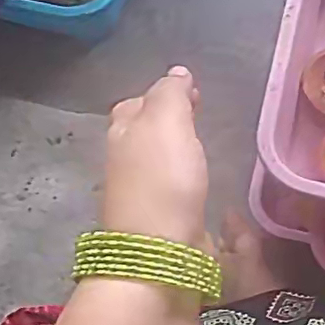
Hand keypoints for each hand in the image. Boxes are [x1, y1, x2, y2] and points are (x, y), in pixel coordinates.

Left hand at [101, 67, 207, 244]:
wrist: (161, 251)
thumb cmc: (164, 181)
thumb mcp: (167, 124)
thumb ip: (172, 95)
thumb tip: (178, 73)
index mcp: (123, 132)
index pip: (139, 102)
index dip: (165, 94)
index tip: (195, 94)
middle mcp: (126, 160)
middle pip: (144, 132)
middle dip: (167, 121)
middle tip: (200, 117)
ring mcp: (141, 193)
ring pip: (156, 161)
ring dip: (174, 151)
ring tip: (201, 146)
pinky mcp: (160, 220)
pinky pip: (169, 188)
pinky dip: (181, 178)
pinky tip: (198, 182)